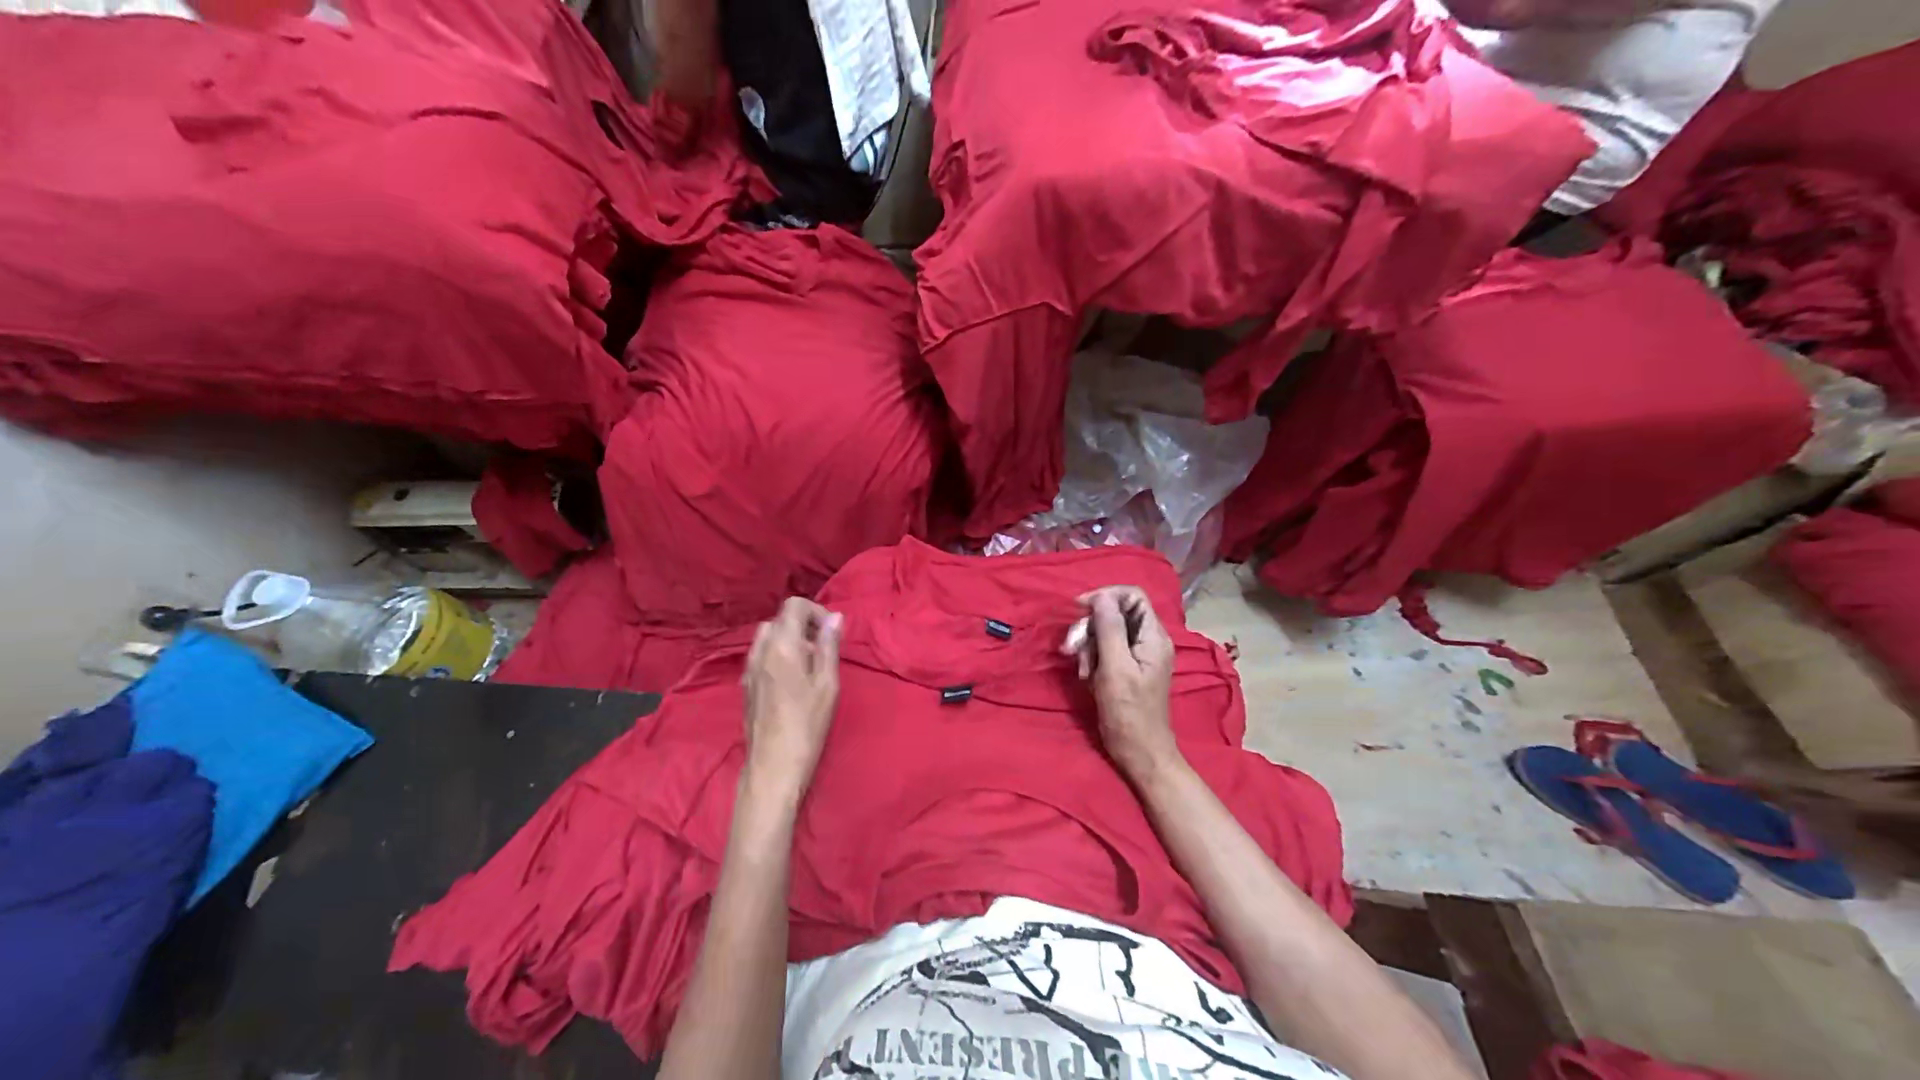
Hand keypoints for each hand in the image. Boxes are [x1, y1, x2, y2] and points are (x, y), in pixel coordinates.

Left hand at [742, 597, 842, 797]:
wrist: (773, 766)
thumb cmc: (807, 725)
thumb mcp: (827, 684)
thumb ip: (829, 646)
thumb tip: (834, 618)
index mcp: (782, 645)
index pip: (794, 605)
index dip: (816, 611)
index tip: (831, 633)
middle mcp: (760, 651)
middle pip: (780, 620)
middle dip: (803, 626)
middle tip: (823, 650)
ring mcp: (749, 669)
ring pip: (768, 638)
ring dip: (789, 641)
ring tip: (809, 666)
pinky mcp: (746, 686)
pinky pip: (761, 656)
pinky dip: (777, 656)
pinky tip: (791, 682)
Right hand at [1070, 586, 1179, 781]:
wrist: (1139, 753)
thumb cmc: (1128, 712)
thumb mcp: (1115, 668)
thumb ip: (1109, 629)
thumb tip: (1101, 596)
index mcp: (1153, 636)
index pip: (1132, 595)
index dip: (1105, 596)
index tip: (1079, 610)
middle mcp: (1148, 640)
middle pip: (1115, 612)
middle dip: (1089, 627)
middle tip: (1070, 648)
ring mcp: (1138, 655)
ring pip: (1106, 632)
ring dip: (1087, 646)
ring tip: (1082, 671)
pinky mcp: (1127, 669)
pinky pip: (1105, 651)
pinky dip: (1092, 660)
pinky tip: (1087, 679)